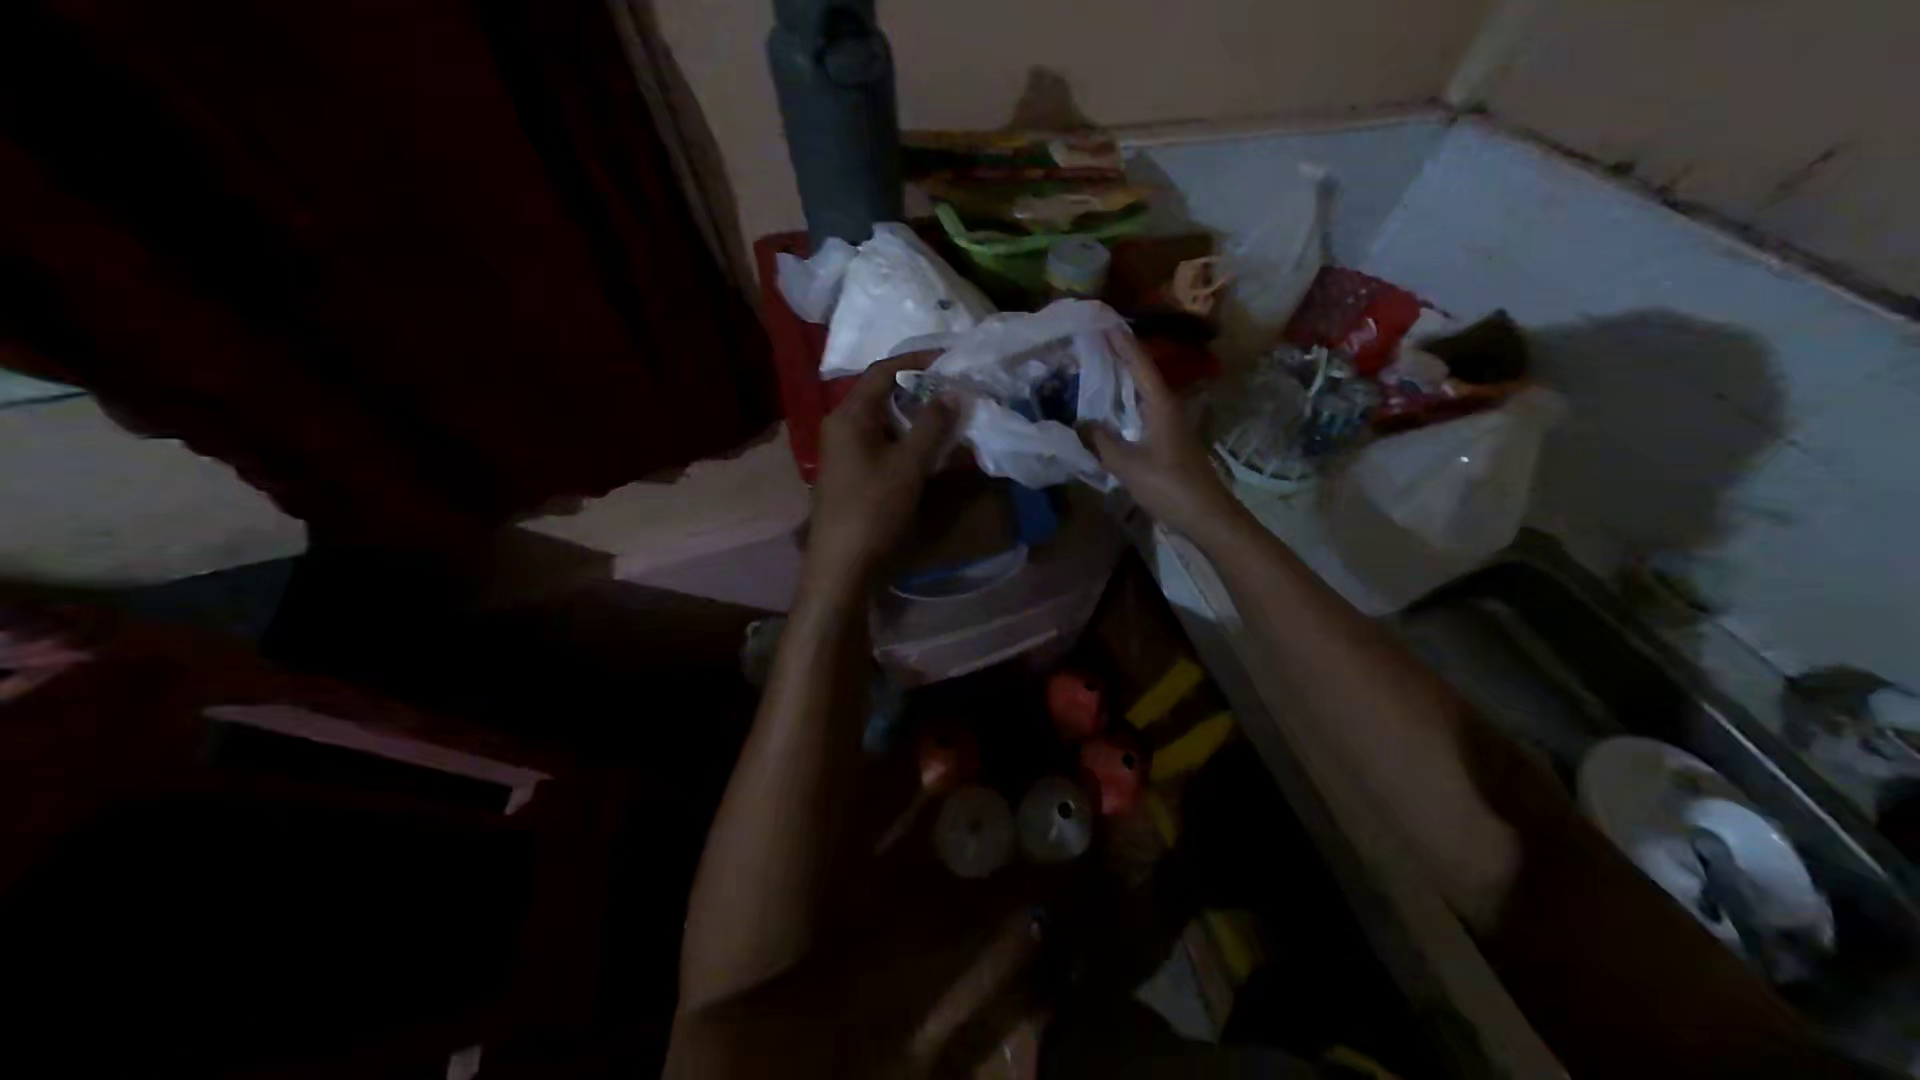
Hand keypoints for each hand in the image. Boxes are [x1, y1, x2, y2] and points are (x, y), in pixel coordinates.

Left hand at [806, 353, 956, 586]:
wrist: (841, 563)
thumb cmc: (873, 508)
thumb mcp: (908, 464)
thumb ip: (932, 425)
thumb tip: (953, 392)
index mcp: (849, 416)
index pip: (882, 371)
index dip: (917, 361)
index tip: (950, 361)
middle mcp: (841, 426)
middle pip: (883, 395)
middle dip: (921, 392)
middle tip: (956, 393)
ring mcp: (844, 451)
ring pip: (885, 422)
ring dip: (917, 419)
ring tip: (951, 420)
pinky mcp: (851, 472)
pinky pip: (882, 444)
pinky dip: (907, 441)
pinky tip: (932, 451)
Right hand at [1084, 332, 1244, 541]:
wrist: (1205, 514)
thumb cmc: (1168, 485)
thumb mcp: (1127, 464)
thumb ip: (1101, 441)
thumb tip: (1080, 422)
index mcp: (1161, 403)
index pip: (1139, 363)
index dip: (1122, 342)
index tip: (1103, 322)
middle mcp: (1167, 407)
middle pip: (1141, 373)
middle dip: (1119, 357)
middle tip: (1091, 343)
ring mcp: (1170, 424)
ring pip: (1142, 394)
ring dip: (1121, 381)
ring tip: (1094, 369)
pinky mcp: (1168, 440)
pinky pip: (1142, 412)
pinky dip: (1124, 404)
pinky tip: (1108, 410)